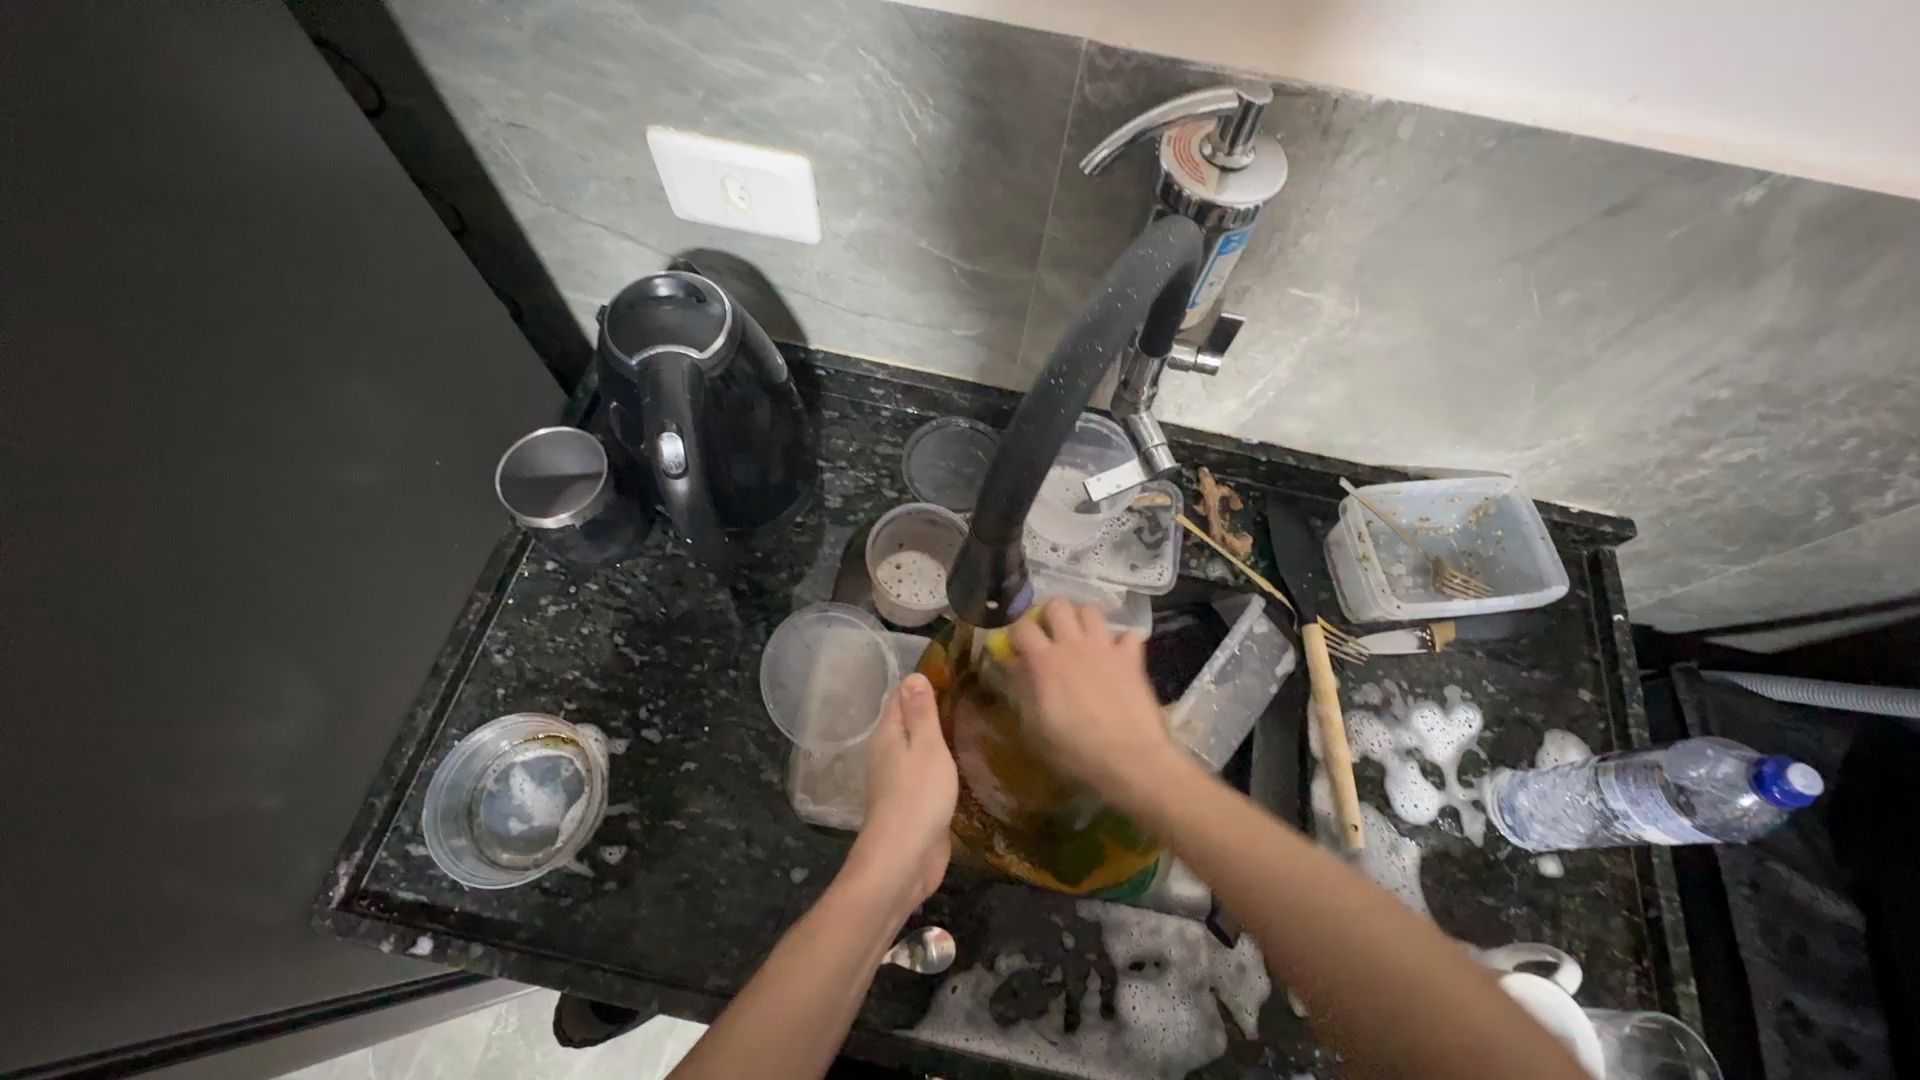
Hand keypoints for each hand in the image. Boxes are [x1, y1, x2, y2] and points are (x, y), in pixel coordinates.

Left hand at [844, 674, 956, 913]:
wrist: (904, 859)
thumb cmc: (917, 796)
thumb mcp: (926, 746)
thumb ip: (921, 712)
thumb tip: (913, 675)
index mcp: (887, 735)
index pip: (901, 697)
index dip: (924, 684)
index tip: (955, 673)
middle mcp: (887, 754)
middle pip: (909, 724)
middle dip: (933, 711)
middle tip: (971, 698)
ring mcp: (898, 782)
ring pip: (918, 751)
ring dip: (938, 741)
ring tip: (972, 727)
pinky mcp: (911, 806)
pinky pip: (926, 776)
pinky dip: (941, 767)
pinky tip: (963, 766)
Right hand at [1008, 599, 1176, 797]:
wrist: (1129, 758)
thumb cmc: (1074, 750)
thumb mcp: (1035, 727)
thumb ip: (1023, 691)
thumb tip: (1016, 668)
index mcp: (1045, 661)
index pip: (1022, 627)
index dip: (1015, 634)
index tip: (1016, 648)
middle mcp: (1074, 645)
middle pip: (1058, 605)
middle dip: (1049, 615)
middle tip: (1049, 635)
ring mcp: (1105, 648)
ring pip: (1091, 611)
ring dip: (1082, 620)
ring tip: (1080, 637)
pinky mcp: (1132, 658)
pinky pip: (1129, 635)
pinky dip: (1122, 641)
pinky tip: (1117, 654)